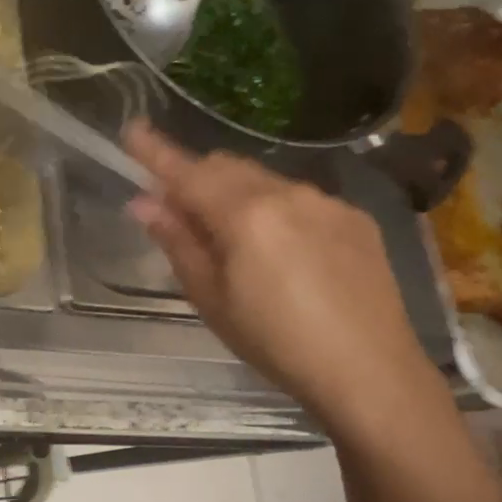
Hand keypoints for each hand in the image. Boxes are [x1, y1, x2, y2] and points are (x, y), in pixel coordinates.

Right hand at [123, 124, 438, 426]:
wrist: (369, 371)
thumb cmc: (275, 342)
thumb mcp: (211, 299)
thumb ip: (178, 242)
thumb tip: (145, 203)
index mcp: (246, 215)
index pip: (187, 172)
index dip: (155, 152)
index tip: (132, 129)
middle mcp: (288, 194)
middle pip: (226, 168)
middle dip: (194, 177)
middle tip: (173, 209)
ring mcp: (327, 203)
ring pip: (263, 181)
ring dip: (234, 195)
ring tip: (227, 239)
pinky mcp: (354, 219)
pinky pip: (299, 199)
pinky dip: (272, 210)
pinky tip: (279, 253)